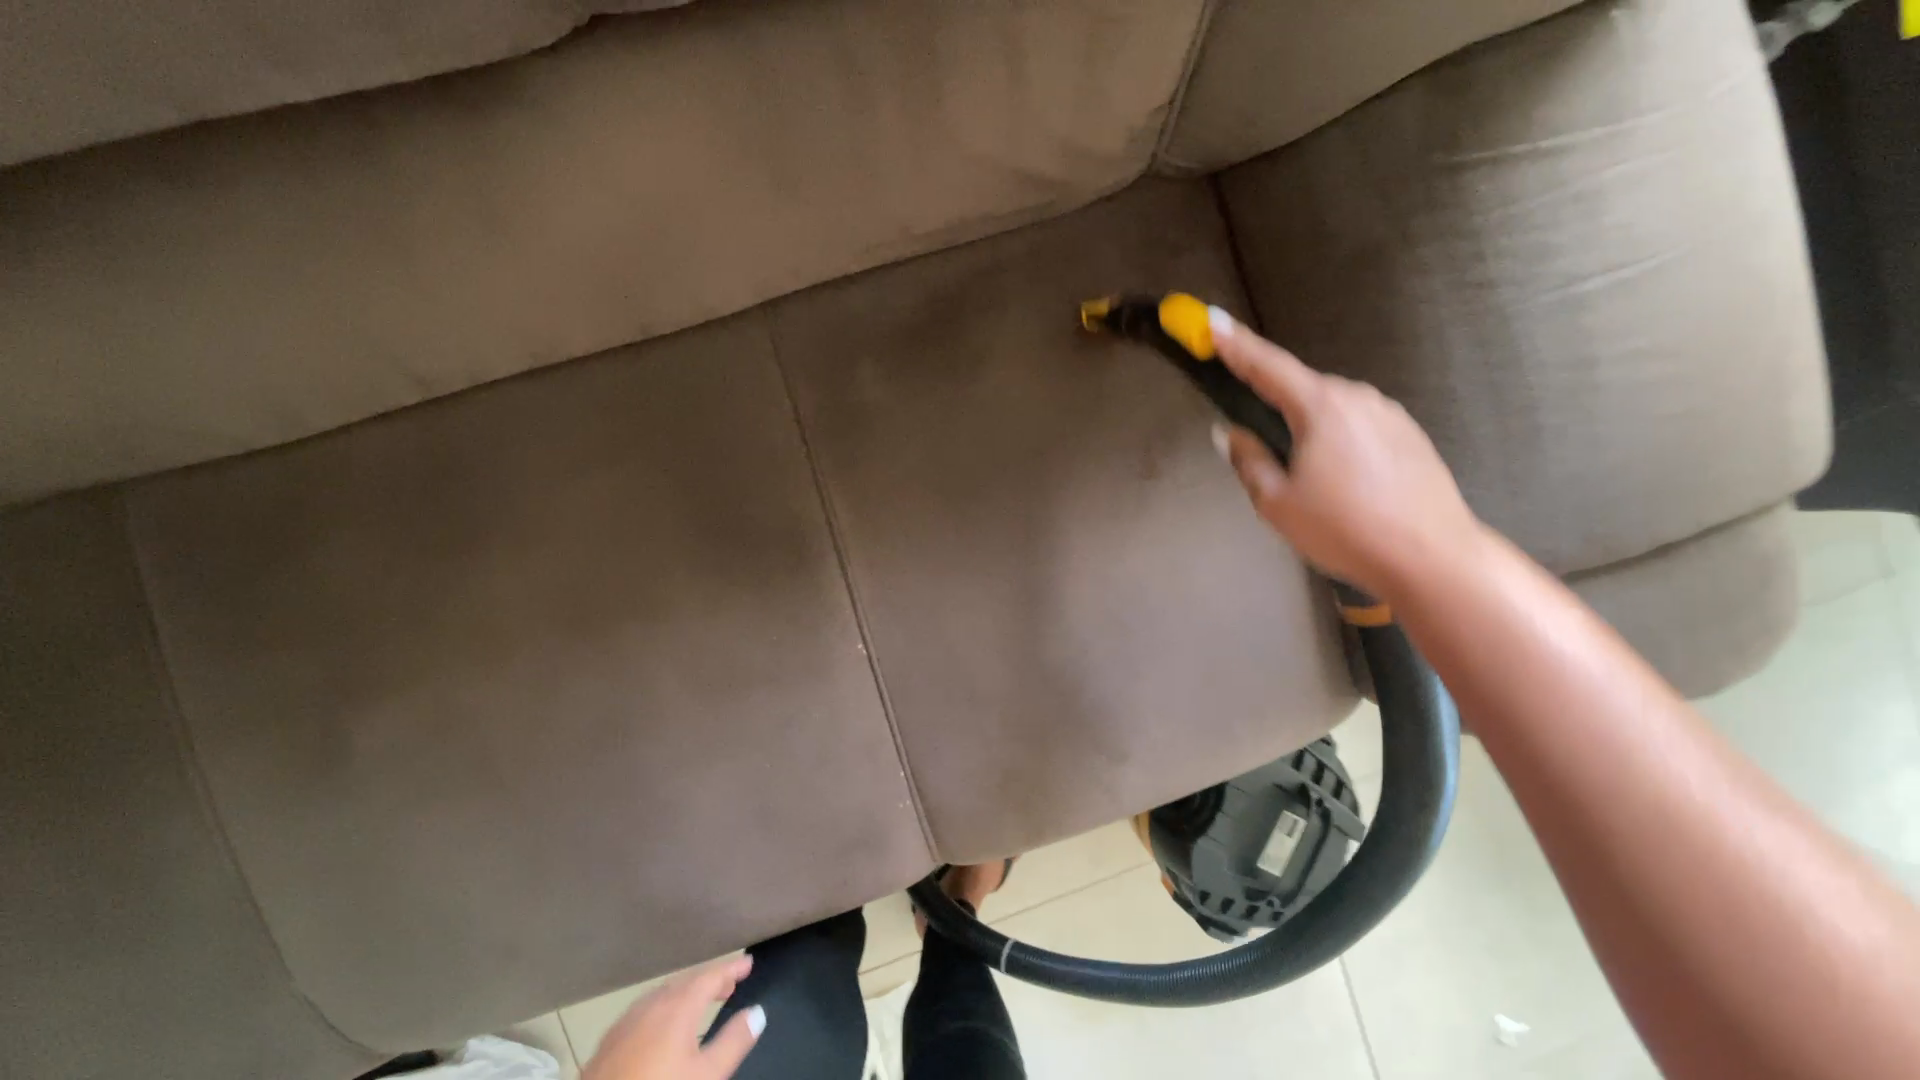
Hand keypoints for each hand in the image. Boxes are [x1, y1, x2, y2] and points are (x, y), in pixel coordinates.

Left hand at [582, 957, 763, 1079]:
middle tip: (729, 985)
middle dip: (709, 980)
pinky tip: (662, 1027)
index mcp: (677, 1008)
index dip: (731, 968)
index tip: (748, 963)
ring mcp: (626, 1023)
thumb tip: (757, 1012)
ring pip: (662, 996)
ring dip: (685, 993)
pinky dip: (663, 1008)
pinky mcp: (608, 1043)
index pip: (710, 977)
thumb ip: (734, 1041)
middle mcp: (651, 1006)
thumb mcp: (707, 1075)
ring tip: (701, 1003)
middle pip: (685, 982)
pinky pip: (644, 1011)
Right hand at [1207, 309, 1483, 602]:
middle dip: (1277, 408)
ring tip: (1311, 485)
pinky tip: (1345, 488)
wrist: (1432, 557)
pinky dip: (1341, 447)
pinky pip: (1359, 430)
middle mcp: (1357, 398)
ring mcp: (1389, 415)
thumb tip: (1232, 434)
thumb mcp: (1277, 504)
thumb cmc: (1344, 529)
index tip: (1211, 323)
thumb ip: (1249, 461)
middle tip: (1263, 449)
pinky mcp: (1410, 436)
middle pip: (1301, 391)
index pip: (1266, 366)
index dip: (1234, 345)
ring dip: (1311, 433)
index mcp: (1320, 407)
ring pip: (1332, 413)